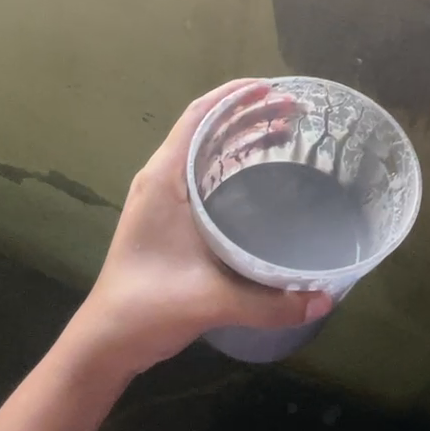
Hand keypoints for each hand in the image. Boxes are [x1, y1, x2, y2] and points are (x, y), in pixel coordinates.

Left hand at [71, 79, 332, 374]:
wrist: (104, 344)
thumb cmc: (148, 307)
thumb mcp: (211, 301)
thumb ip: (270, 302)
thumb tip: (325, 297)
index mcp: (164, 178)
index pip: (199, 115)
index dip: (235, 94)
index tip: (273, 87)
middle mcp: (162, 178)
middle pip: (206, 125)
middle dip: (248, 111)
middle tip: (292, 110)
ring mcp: (162, 196)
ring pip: (205, 148)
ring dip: (241, 134)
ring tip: (284, 132)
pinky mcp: (167, 215)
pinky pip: (204, 171)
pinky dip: (233, 160)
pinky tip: (260, 174)